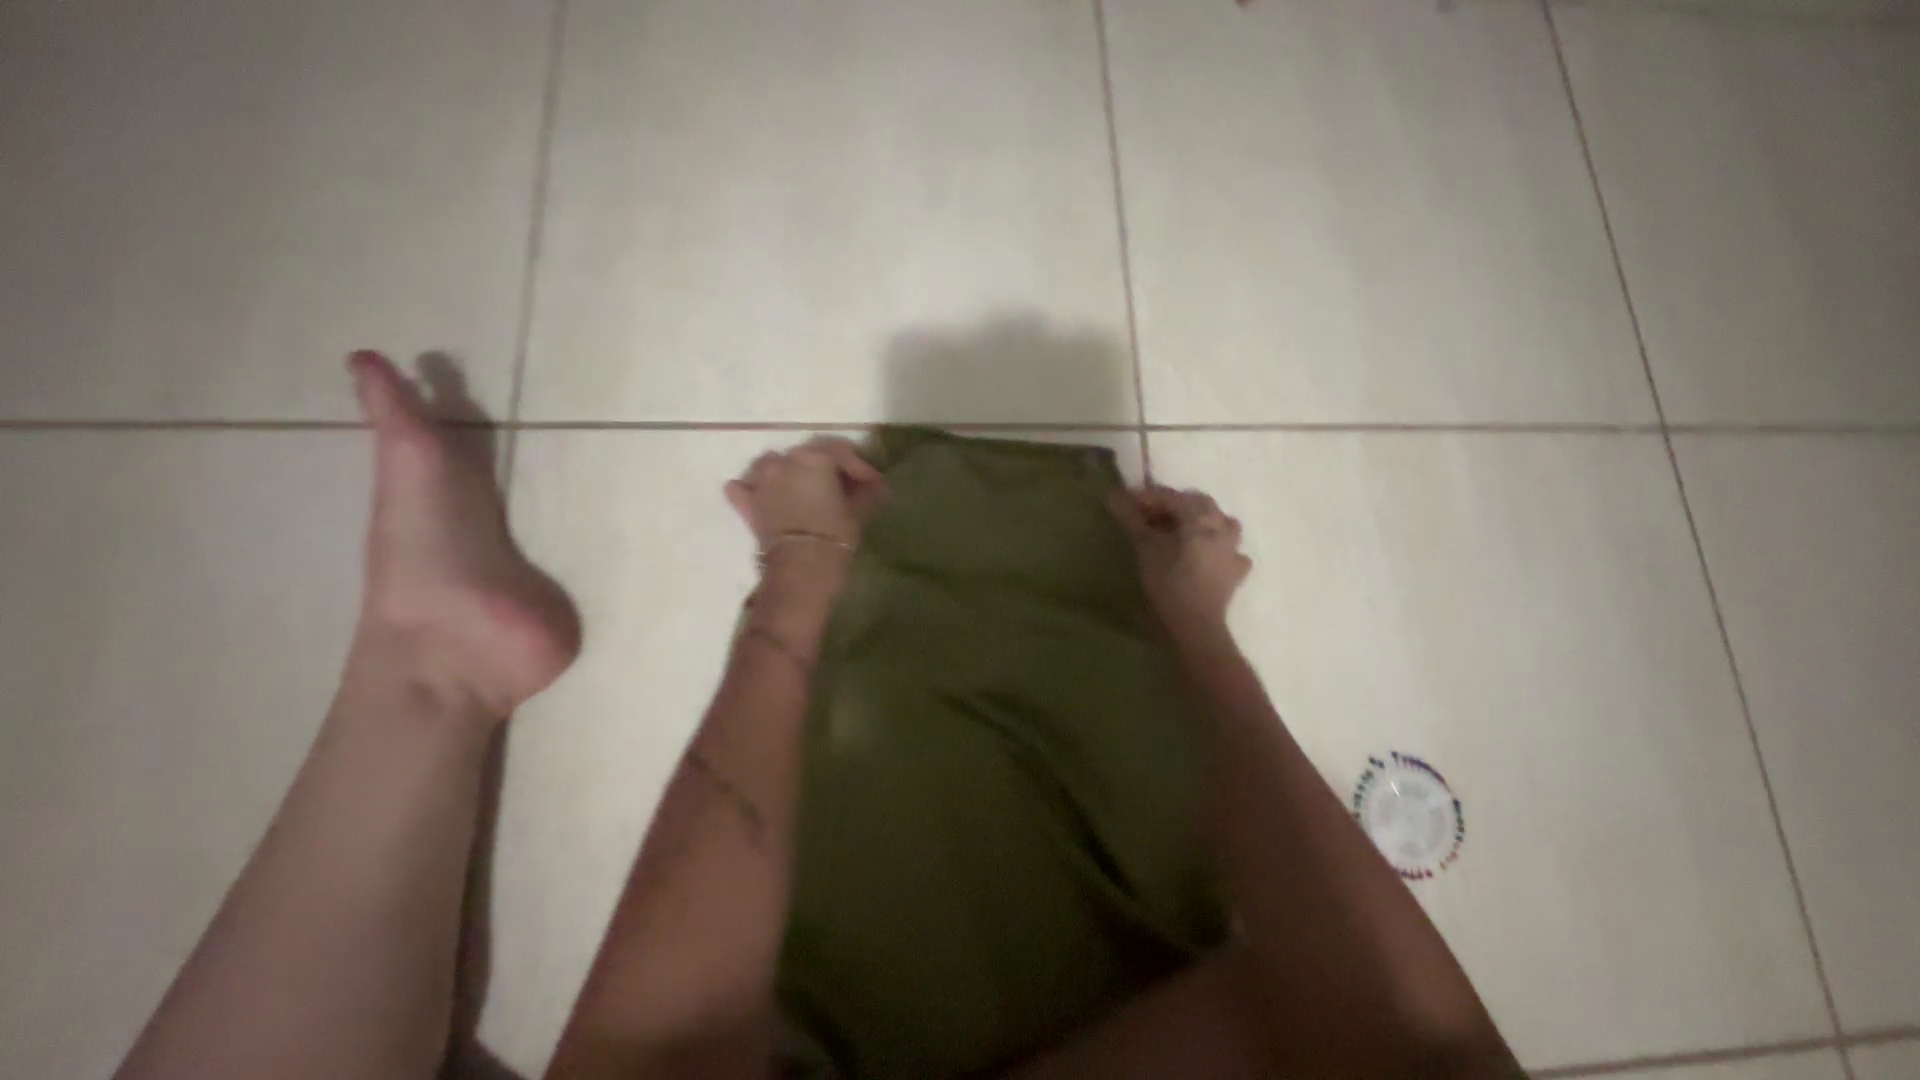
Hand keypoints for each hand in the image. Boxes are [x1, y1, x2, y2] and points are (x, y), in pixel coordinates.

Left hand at [724, 436, 888, 556]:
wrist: (800, 569)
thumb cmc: (835, 536)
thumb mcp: (859, 512)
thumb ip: (868, 492)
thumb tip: (878, 485)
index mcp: (815, 458)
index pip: (842, 451)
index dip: (859, 467)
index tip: (872, 484)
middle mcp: (785, 461)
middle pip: (808, 455)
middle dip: (827, 468)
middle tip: (842, 488)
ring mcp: (762, 480)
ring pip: (774, 464)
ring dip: (788, 471)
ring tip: (802, 488)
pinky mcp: (748, 503)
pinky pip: (744, 488)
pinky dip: (753, 489)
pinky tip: (764, 497)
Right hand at [1110, 485, 1251, 631]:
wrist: (1196, 623)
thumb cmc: (1168, 581)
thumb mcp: (1145, 548)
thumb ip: (1131, 519)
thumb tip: (1112, 495)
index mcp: (1200, 516)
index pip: (1171, 496)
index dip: (1147, 497)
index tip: (1126, 503)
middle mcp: (1222, 526)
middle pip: (1197, 505)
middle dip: (1173, 506)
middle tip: (1149, 517)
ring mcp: (1234, 549)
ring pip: (1220, 523)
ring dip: (1201, 522)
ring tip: (1181, 532)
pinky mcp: (1237, 571)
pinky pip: (1229, 551)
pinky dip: (1216, 548)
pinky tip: (1205, 557)